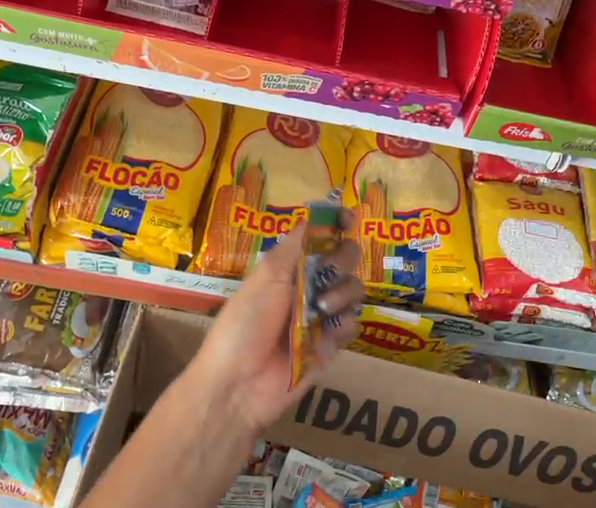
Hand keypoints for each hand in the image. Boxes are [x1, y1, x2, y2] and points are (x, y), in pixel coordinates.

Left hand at [182, 212, 364, 435]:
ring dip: (343, 292)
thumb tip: (318, 213)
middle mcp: (309, 285)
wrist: (240, 382)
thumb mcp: (266, 274)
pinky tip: (328, 332)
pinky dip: (345, 323)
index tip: (349, 218)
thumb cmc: (245, 321)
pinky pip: (354, 324)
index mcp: (290, 265)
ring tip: (322, 310)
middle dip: (343, 259)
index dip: (337, 224)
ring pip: (354, 289)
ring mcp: (322, 315)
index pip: (320, 236)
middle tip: (327, 273)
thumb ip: (296, 244)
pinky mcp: (332, 344)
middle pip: (345, 257)